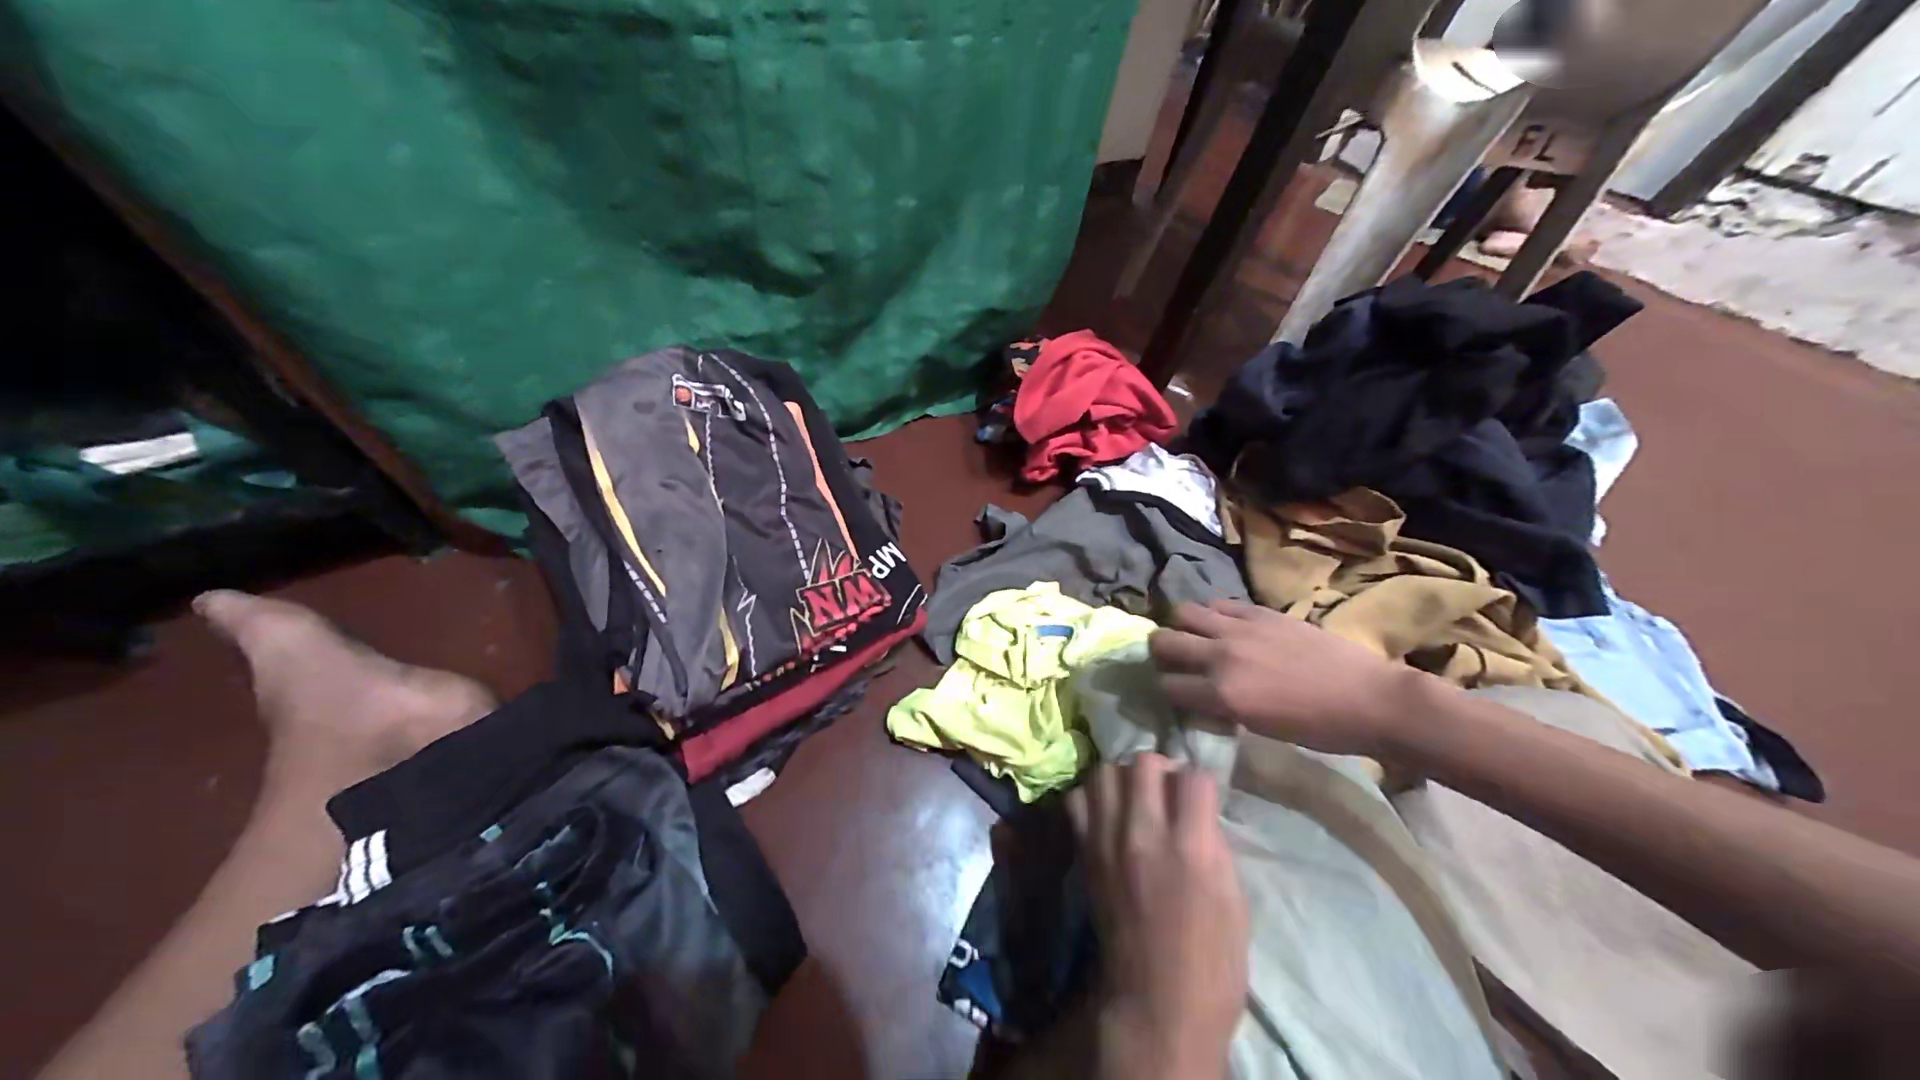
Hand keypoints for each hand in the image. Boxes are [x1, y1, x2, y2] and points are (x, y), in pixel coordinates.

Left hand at [1069, 754, 1247, 1079]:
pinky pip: (1076, 801)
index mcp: (1192, 848)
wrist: (1157, 1004)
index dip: (1202, 782)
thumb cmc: (1212, 964)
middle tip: (1167, 788)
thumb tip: (1197, 812)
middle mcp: (1145, 834)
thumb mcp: (1234, 901)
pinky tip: (1106, 814)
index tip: (1202, 795)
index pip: (1194, 776)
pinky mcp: (1085, 854)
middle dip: (1161, 767)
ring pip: (1104, 772)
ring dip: (1123, 776)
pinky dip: (1091, 798)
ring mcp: (1108, 841)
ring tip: (1135, 796)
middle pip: (1143, 762)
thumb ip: (1214, 844)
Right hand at [1149, 599, 1435, 757]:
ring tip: (1196, 636)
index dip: (1166, 689)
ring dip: (1182, 625)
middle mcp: (1221, 656)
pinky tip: (1225, 625)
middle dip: (1161, 652)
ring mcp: (1239, 628)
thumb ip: (1221, 707)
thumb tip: (1198, 696)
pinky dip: (1213, 613)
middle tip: (1174, 659)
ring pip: (1183, 612)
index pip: (1167, 685)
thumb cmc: (1319, 728)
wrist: (1370, 698)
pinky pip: (1218, 603)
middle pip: (1163, 641)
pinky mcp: (1260, 611)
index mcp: (1222, 694)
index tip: (1175, 692)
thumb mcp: (1259, 728)